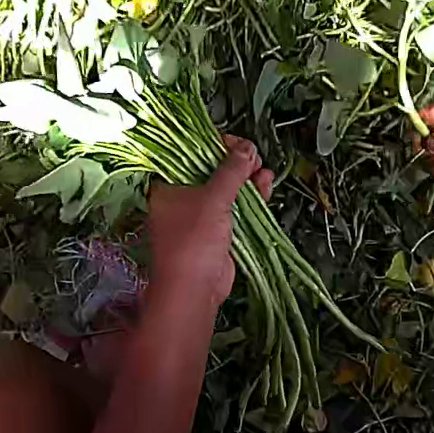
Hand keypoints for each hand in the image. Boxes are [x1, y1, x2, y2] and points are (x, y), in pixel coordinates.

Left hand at [145, 135, 272, 307]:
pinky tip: (264, 186)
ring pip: (226, 190)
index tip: (236, 142)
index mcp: (168, 186)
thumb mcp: (212, 199)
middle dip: (236, 162)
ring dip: (246, 180)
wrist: (193, 290)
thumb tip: (247, 147)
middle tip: (254, 156)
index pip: (190, 154)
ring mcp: (200, 216)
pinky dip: (250, 199)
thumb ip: (231, 171)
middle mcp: (182, 198)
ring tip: (264, 171)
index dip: (213, 144)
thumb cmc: (192, 241)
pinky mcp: (217, 231)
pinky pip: (235, 209)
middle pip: (211, 171)